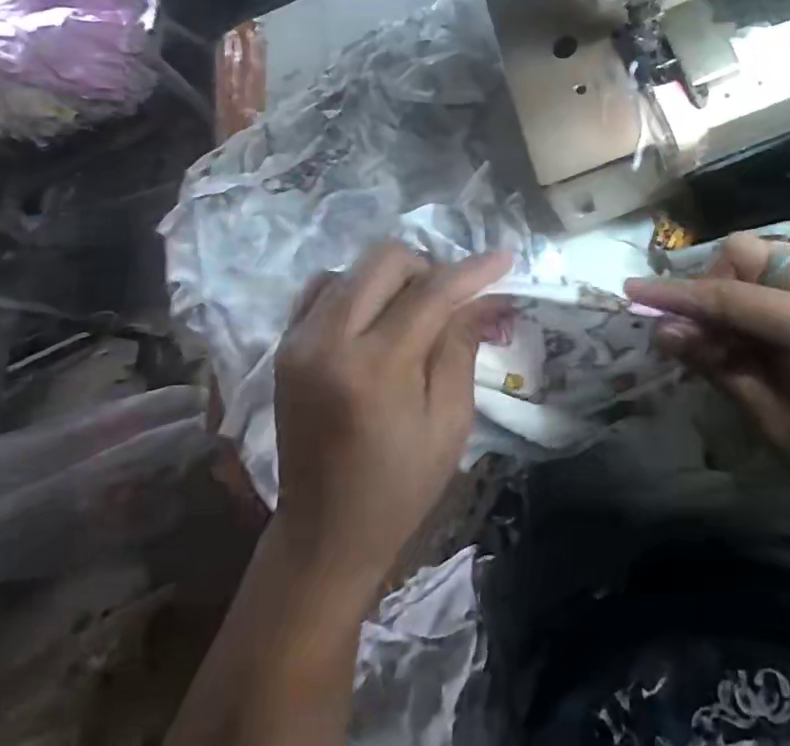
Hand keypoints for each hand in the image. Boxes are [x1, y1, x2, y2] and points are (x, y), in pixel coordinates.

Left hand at [272, 242, 511, 587]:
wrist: (324, 532)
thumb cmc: (401, 486)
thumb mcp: (449, 420)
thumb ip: (462, 346)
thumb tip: (487, 296)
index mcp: (373, 368)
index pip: (430, 293)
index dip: (472, 271)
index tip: (505, 257)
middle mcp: (326, 341)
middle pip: (384, 261)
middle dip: (429, 268)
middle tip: (454, 299)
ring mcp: (297, 341)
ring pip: (353, 269)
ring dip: (394, 278)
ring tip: (418, 312)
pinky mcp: (284, 348)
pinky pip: (324, 290)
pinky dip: (358, 290)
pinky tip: (379, 319)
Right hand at [625, 234, 789, 517]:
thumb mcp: (768, 416)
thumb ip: (715, 364)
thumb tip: (663, 331)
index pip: (728, 297)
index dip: (675, 296)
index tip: (631, 291)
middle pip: (746, 251)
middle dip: (711, 282)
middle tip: (699, 332)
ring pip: (762, 257)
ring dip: (731, 288)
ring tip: (724, 339)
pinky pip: (780, 275)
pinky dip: (753, 295)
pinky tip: (751, 336)